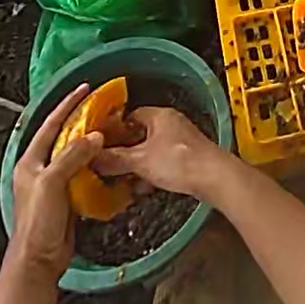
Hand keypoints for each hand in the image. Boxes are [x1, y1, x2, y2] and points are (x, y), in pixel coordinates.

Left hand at [7, 84, 105, 282]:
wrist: (39, 262)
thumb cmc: (38, 222)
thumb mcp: (52, 182)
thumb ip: (72, 156)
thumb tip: (95, 136)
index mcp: (30, 161)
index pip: (50, 124)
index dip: (67, 105)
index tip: (84, 89)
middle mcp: (41, 169)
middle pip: (64, 136)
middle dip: (81, 121)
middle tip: (101, 107)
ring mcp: (54, 183)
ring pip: (75, 154)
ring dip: (90, 142)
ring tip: (109, 128)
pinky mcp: (67, 196)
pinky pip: (83, 171)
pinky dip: (96, 162)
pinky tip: (108, 158)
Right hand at [93, 107, 231, 199]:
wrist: (212, 176)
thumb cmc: (177, 161)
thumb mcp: (140, 161)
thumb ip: (115, 159)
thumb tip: (92, 158)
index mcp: (159, 115)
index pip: (132, 115)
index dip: (116, 129)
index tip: (101, 144)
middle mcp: (171, 122)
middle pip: (141, 134)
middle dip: (126, 151)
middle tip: (110, 166)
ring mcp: (181, 139)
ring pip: (152, 149)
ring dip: (139, 165)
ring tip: (125, 181)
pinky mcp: (188, 155)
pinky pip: (164, 161)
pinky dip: (153, 172)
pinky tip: (145, 188)